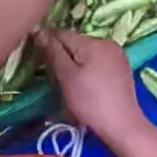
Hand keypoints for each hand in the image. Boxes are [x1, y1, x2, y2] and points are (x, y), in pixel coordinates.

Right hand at [38, 28, 149, 144]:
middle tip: (52, 74)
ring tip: (67, 80)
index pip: (62, 33)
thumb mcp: (67, 76)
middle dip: (61, 53)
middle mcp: (107, 42)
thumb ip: (53, 52)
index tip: (35, 56)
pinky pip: (97, 60)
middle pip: (75, 42)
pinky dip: (87, 67)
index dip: (46, 41)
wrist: (121, 124)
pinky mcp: (121, 67)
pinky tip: (85, 83)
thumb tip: (39, 32)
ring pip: (86, 52)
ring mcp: (117, 55)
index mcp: (93, 42)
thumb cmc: (90, 101)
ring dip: (74, 61)